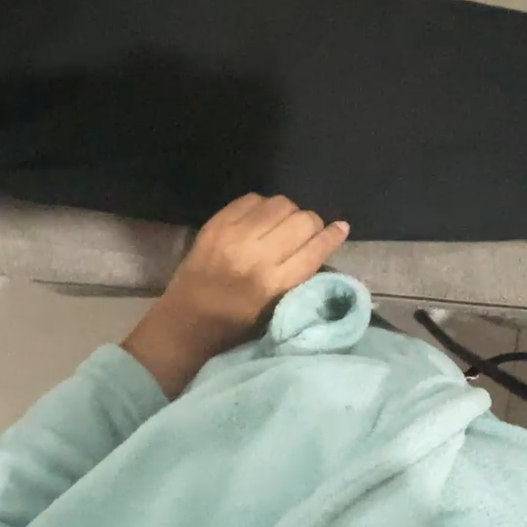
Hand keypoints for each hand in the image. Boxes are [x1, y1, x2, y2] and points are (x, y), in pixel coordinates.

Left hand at [123, 194, 349, 395]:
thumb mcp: (274, 311)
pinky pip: (252, 200)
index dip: (333, 235)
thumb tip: (321, 246)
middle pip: (303, 221)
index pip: (315, 249)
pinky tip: (260, 220)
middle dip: (312, 224)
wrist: (185, 322)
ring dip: (289, 212)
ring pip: (280, 204)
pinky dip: (263, 207)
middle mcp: (257, 255)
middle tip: (306, 232)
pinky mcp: (216, 224)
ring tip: (283, 225)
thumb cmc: (234, 327)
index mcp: (274, 284)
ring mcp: (234, 236)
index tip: (341, 228)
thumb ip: (298, 280)